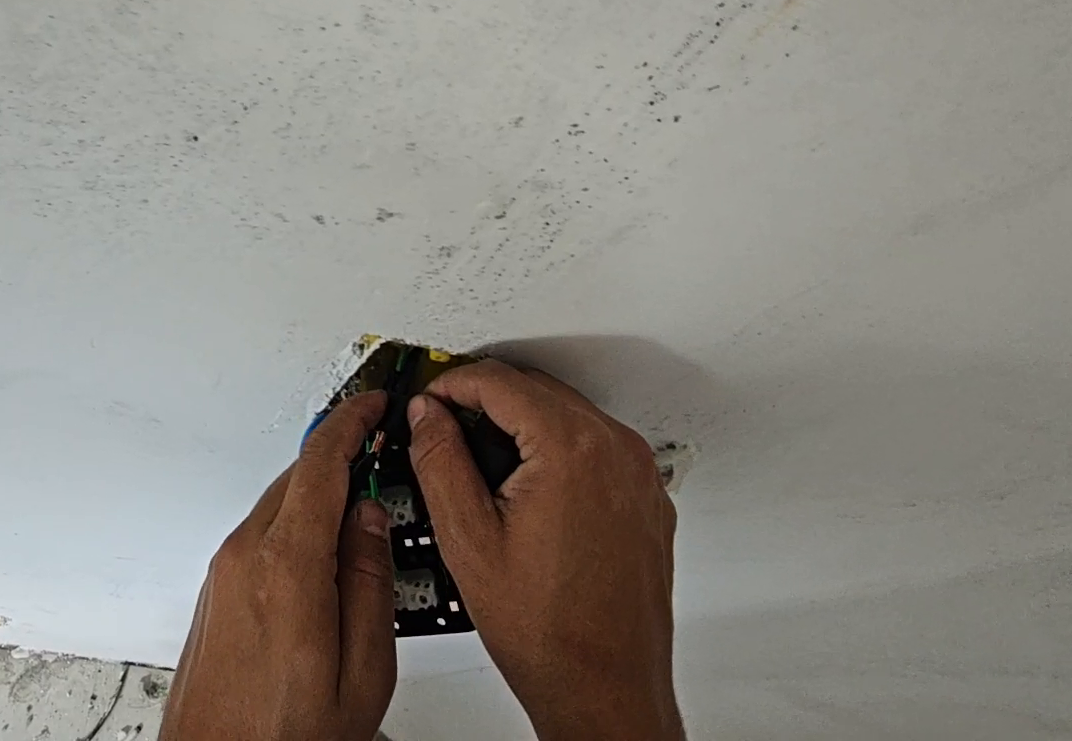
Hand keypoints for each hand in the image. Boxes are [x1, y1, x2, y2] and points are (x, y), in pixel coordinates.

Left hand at [164, 390, 395, 740]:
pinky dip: (295, 519)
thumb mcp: (363, 671)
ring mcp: (224, 568)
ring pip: (280, 500)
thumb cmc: (285, 737)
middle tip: (377, 457)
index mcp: (287, 567)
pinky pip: (262, 527)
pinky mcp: (215, 584)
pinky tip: (321, 551)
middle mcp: (246, 554)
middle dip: (341, 457)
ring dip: (319, 491)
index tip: (372, 404)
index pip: (321, 463)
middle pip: (299, 475)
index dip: (351, 422)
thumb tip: (370, 519)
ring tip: (358, 515)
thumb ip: (371, 581)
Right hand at [407, 361, 682, 740]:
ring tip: (482, 462)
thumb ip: (438, 459)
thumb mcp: (466, 537)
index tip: (430, 398)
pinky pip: (593, 442)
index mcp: (572, 450)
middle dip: (485, 398)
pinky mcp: (645, 493)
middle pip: (534, 387)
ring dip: (520, 419)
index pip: (500, 381)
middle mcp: (615, 450)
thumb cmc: (547, 630)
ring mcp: (637, 472)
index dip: (453, 383)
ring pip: (564, 410)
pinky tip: (526, 485)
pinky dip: (555, 444)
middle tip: (446, 427)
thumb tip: (426, 413)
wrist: (605, 690)